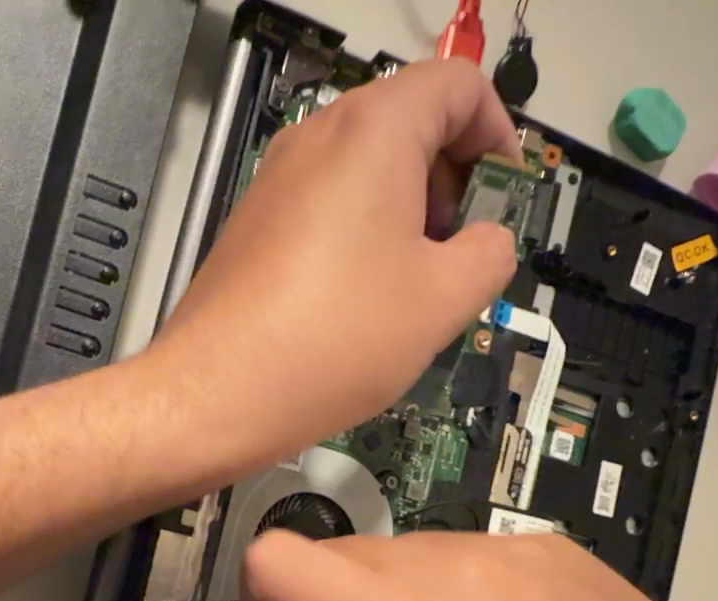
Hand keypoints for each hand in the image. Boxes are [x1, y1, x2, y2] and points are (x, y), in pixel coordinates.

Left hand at [157, 59, 520, 446]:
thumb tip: (486, 243)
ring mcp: (273, 186)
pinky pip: (323, 214)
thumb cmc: (329, 341)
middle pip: (409, 128)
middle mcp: (313, 142)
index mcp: (370, 131)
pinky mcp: (251, 231)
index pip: (458, 87)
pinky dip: (357, 242)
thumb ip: (492, 253)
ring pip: (364, 178)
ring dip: (405, 221)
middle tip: (459, 254)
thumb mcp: (443, 301)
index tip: (504, 197)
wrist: (213, 396)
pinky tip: (358, 308)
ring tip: (410, 293)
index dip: (499, 134)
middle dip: (452, 184)